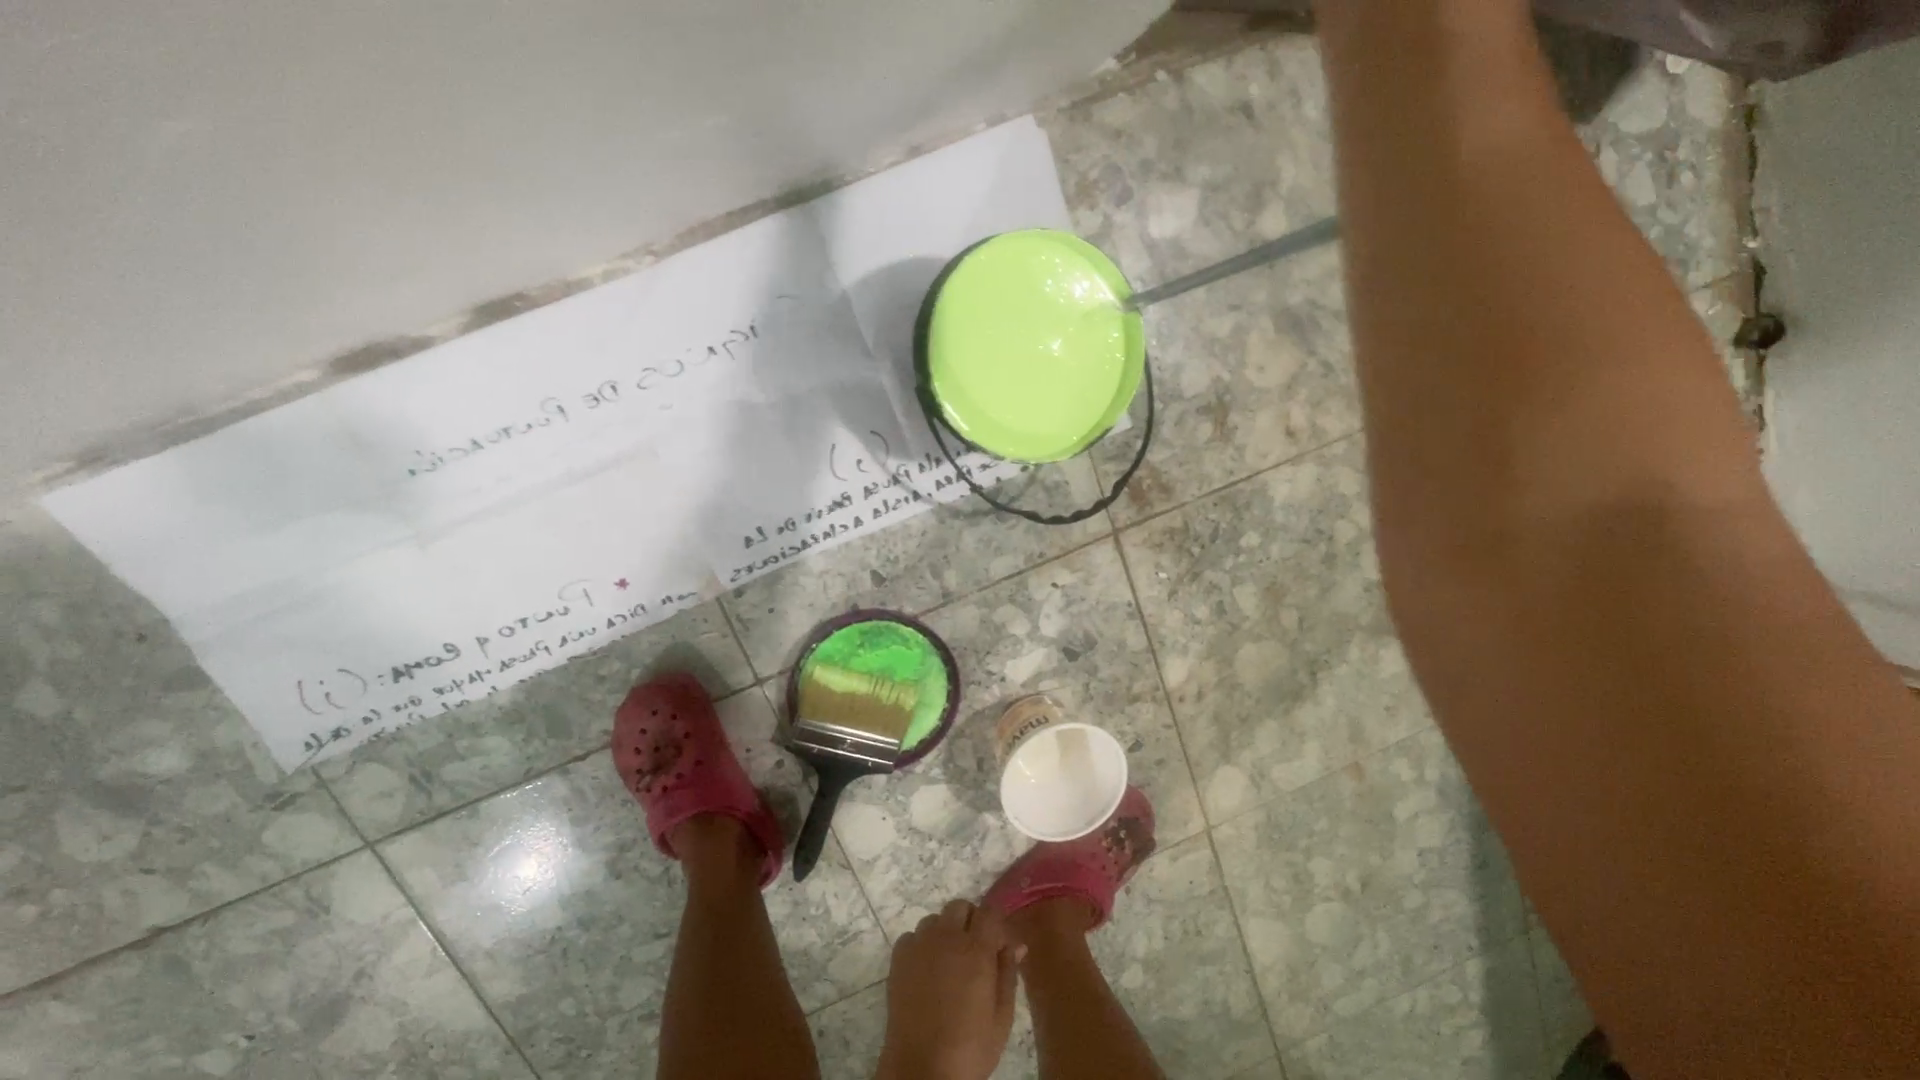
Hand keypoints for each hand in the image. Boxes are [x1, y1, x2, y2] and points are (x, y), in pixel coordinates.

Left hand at [875, 900, 1022, 1079]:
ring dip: (945, 932)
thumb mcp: (1001, 1016)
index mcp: (976, 950)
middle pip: (960, 907)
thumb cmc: (970, 1048)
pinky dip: (922, 946)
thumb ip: (1008, 973)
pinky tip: (928, 972)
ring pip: (934, 920)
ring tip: (950, 964)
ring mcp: (918, 946)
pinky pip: (912, 937)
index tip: (1000, 946)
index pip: (990, 912)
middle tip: (976, 953)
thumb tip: (1016, 944)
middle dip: (971, 921)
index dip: (997, 924)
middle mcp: (946, 938)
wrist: (921, 1069)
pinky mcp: (898, 960)